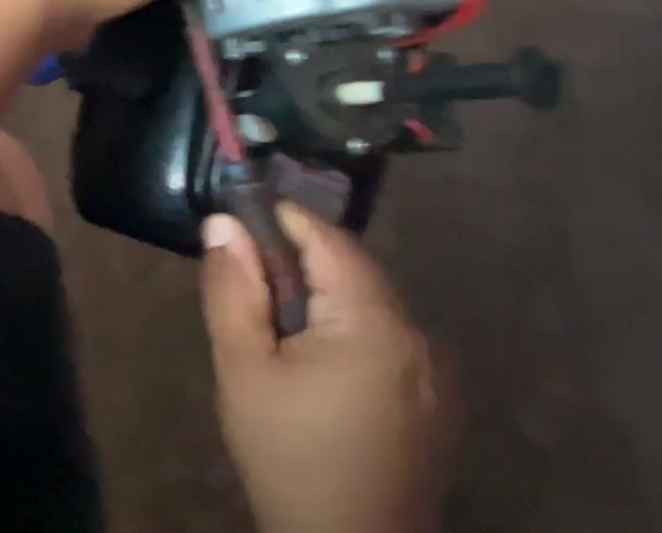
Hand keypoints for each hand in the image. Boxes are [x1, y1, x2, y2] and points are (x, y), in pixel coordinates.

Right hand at [202, 205, 455, 532]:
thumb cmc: (286, 451)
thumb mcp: (242, 366)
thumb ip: (233, 290)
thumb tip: (222, 224)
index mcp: (374, 325)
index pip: (332, 242)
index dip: (285, 217)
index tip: (238, 211)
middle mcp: (421, 338)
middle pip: (356, 269)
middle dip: (300, 255)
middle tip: (243, 264)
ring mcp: (439, 372)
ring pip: (373, 301)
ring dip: (324, 289)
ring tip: (270, 308)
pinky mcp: (439, 399)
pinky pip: (389, 335)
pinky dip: (348, 322)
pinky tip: (311, 352)